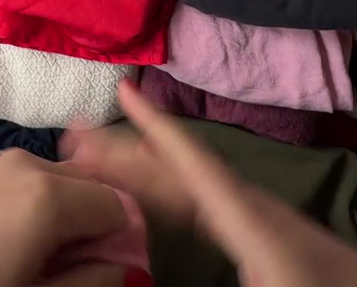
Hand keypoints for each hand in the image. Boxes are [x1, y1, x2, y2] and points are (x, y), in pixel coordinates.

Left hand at [0, 150, 129, 286]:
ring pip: (55, 180)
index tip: (115, 271)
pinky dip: (34, 205)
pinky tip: (8, 245)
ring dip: (65, 213)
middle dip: (95, 222)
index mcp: (48, 193)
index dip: (124, 240)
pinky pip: (23, 180)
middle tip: (76, 270)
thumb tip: (124, 263)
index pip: (118, 205)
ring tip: (38, 261)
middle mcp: (25, 162)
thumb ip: (90, 280)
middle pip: (87, 184)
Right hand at [64, 82, 356, 286]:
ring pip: (200, 187)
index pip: (198, 167)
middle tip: (81, 138)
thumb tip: (141, 262)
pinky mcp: (275, 243)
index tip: (125, 89)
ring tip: (104, 159)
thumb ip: (209, 267)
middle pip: (188, 171)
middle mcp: (261, 215)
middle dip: (133, 149)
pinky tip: (158, 199)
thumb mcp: (269, 281)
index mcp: (259, 227)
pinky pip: (214, 205)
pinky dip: (177, 193)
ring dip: (151, 169)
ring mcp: (270, 226)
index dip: (157, 126)